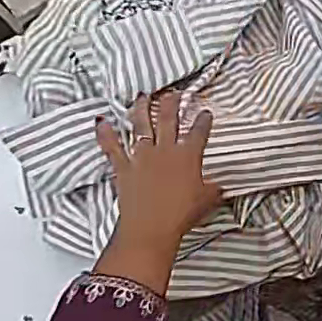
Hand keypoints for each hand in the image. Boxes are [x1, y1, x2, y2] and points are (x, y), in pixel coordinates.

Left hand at [92, 90, 221, 292]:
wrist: (152, 227)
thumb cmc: (181, 215)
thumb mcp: (207, 201)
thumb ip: (214, 189)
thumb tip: (220, 186)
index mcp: (188, 156)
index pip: (199, 132)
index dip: (203, 121)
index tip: (205, 112)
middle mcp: (164, 151)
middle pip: (168, 119)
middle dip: (171, 103)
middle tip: (173, 93)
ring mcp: (142, 157)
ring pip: (141, 126)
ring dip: (141, 109)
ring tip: (142, 97)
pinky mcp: (123, 167)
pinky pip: (112, 146)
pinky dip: (105, 133)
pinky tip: (101, 121)